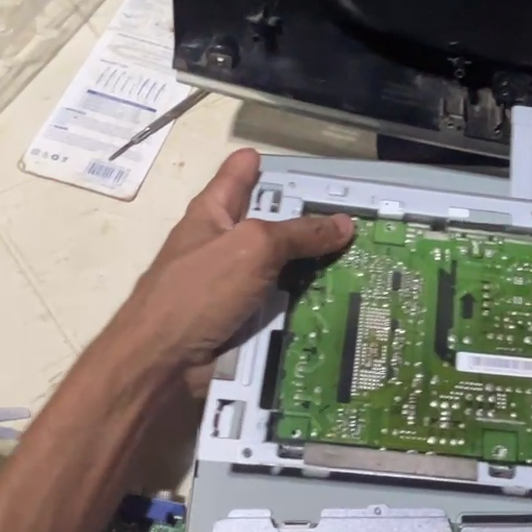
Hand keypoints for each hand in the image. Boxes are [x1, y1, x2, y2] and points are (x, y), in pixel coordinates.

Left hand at [106, 148, 353, 393]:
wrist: (163, 366)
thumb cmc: (197, 293)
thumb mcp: (252, 249)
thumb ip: (298, 233)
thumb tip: (344, 224)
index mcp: (213, 213)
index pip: (241, 173)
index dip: (274, 165)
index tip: (312, 166)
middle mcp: (225, 245)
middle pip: (274, 225)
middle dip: (313, 221)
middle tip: (362, 219)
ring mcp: (237, 286)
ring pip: (287, 269)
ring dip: (320, 269)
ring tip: (368, 262)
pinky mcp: (247, 321)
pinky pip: (287, 307)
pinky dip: (312, 306)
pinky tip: (347, 304)